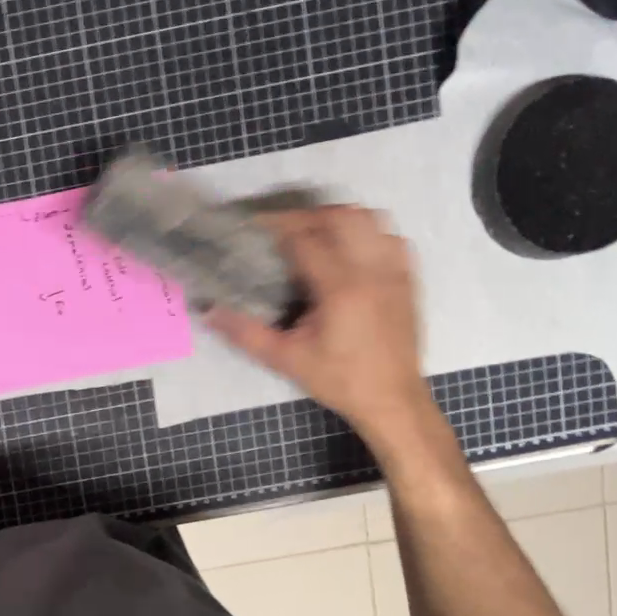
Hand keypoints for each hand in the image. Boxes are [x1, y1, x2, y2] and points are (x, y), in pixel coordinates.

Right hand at [205, 205, 431, 435]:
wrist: (392, 399)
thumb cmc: (338, 379)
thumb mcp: (284, 359)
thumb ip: (245, 332)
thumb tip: (208, 311)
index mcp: (340, 288)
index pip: (305, 238)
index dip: (276, 227)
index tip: (253, 228)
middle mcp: (372, 270)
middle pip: (341, 216)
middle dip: (308, 216)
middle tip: (281, 231)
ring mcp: (396, 271)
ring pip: (371, 219)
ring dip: (338, 220)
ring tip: (313, 236)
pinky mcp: (408, 278)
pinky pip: (390, 237)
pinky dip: (366, 234)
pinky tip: (347, 252)